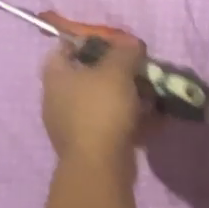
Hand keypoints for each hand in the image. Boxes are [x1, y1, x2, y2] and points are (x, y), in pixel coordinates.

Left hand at [39, 13, 149, 165]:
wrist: (99, 166)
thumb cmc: (101, 109)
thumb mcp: (117, 70)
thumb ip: (125, 51)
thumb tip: (131, 44)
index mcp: (55, 77)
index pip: (64, 48)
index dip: (88, 41)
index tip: (114, 43)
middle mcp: (57, 100)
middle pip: (87, 76)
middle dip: (115, 71)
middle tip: (138, 68)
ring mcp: (72, 125)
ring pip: (102, 101)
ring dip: (126, 96)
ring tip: (151, 93)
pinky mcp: (89, 146)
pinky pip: (111, 124)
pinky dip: (129, 119)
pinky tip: (153, 118)